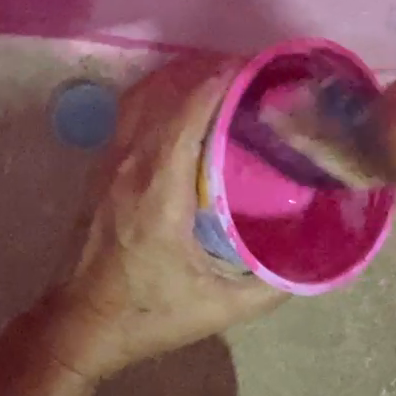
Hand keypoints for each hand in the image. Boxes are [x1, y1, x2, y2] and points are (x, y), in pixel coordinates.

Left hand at [51, 57, 288, 378]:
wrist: (79, 326)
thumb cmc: (148, 313)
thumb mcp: (219, 307)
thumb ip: (272, 284)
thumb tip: (316, 258)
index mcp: (159, 188)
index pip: (189, 110)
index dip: (223, 80)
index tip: (259, 69)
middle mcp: (130, 163)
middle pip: (167, 91)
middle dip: (209, 71)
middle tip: (252, 73)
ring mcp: (108, 163)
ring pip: (142, 95)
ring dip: (181, 76)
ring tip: (221, 77)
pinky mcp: (99, 169)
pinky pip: (129, 112)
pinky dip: (158, 93)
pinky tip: (183, 101)